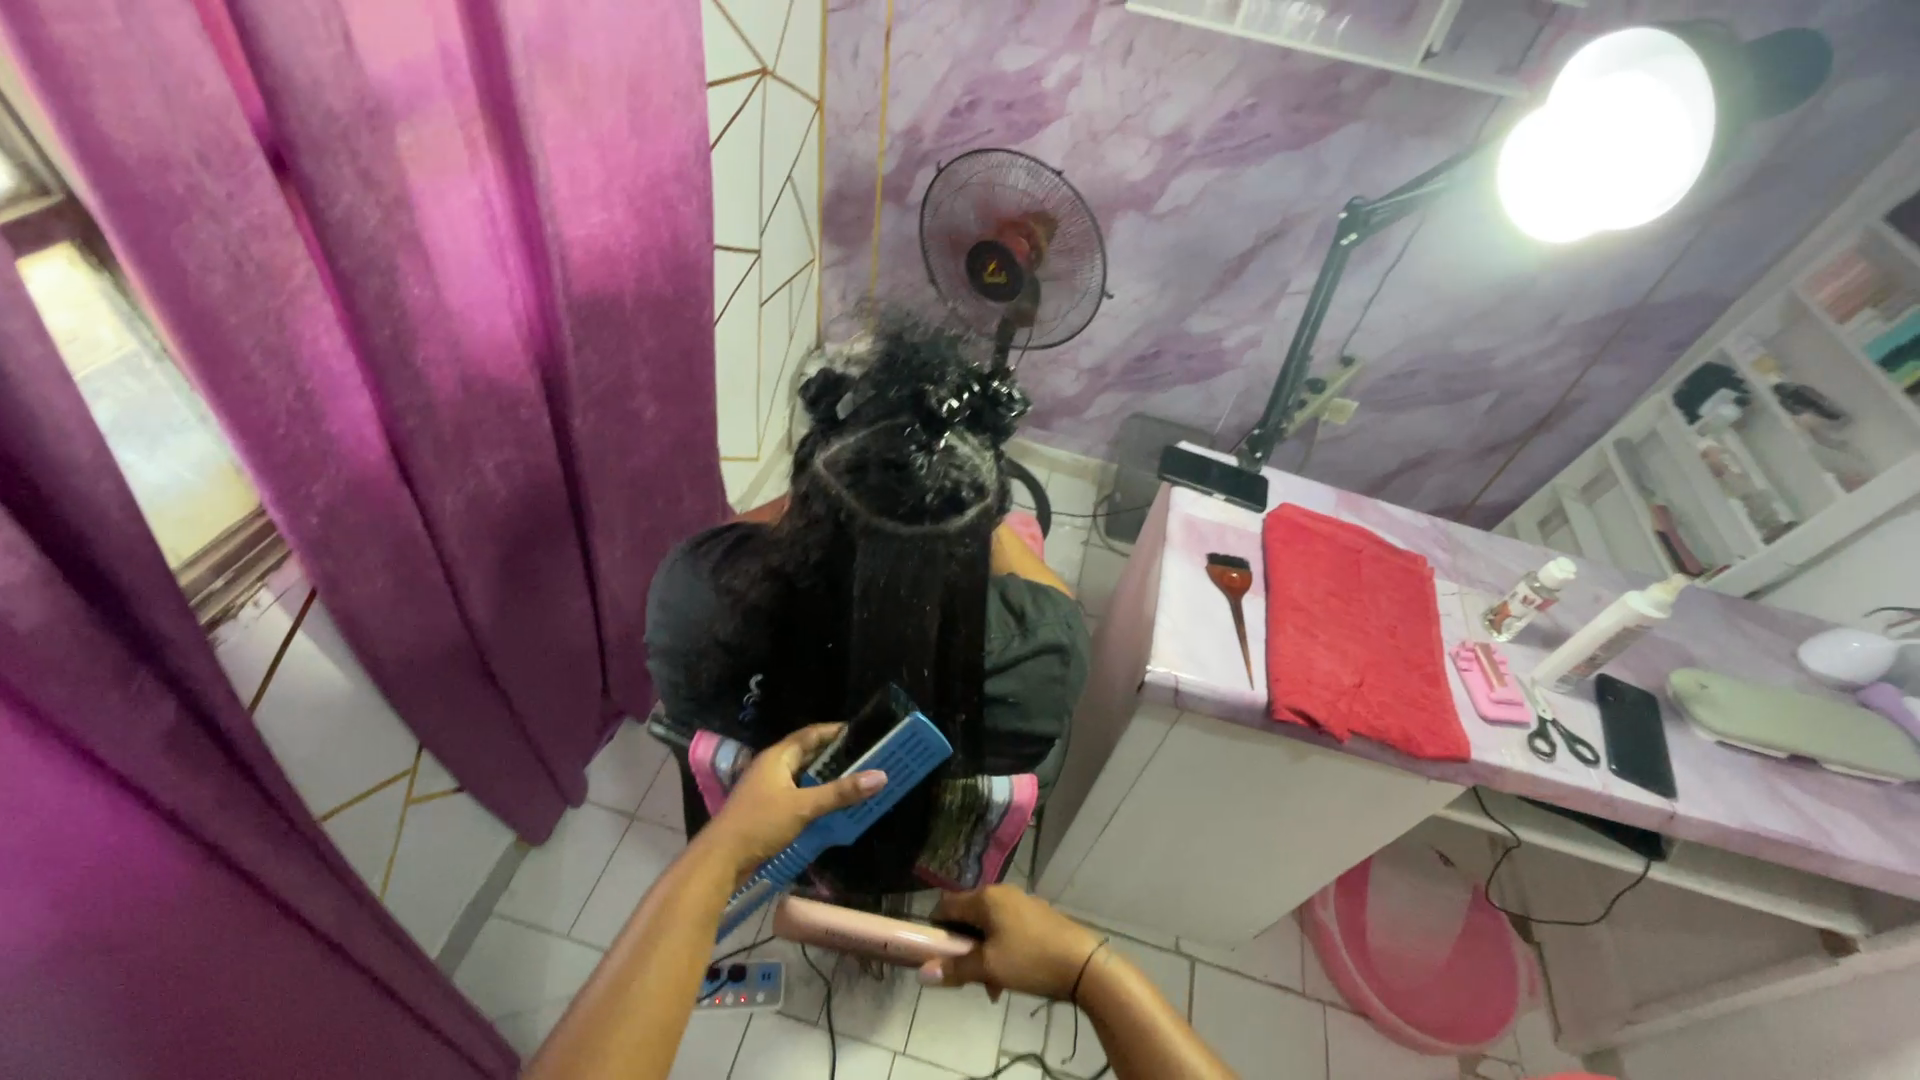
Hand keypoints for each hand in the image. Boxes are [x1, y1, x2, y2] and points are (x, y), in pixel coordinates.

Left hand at [696, 723, 886, 882]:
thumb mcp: (803, 806)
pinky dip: (816, 796)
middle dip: (835, 756)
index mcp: (778, 757)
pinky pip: (798, 795)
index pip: (811, 734)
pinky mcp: (768, 810)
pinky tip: (833, 806)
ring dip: (826, 778)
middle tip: (865, 757)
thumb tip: (880, 776)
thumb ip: (840, 792)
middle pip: (807, 754)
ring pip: (803, 777)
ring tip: (855, 779)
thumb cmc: (760, 823)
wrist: (721, 859)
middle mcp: (772, 767)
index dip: (835, 731)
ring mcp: (769, 789)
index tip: (861, 732)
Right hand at [917, 885, 1104, 1000]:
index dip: (936, 929)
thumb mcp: (989, 967)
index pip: (946, 905)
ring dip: (983, 954)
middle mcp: (1001, 892)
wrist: (1083, 963)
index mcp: (985, 898)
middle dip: (963, 947)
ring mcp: (1021, 902)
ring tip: (992, 986)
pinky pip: (1007, 928)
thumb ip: (955, 968)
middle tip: (967, 976)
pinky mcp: (1037, 915)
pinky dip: (1001, 949)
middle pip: (968, 916)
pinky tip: (1011, 976)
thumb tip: (922, 972)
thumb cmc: (1030, 960)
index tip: (936, 955)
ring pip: (988, 926)